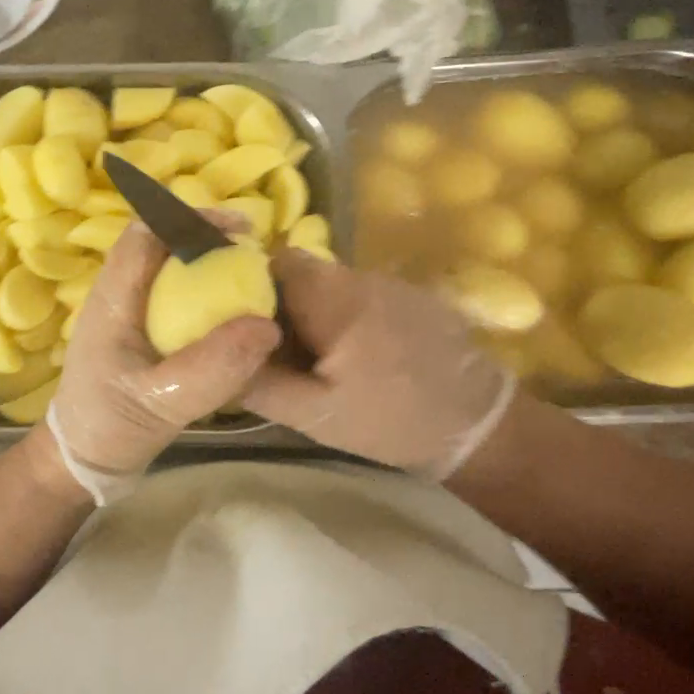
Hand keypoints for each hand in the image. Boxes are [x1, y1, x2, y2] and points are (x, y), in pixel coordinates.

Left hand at [49, 222, 281, 480]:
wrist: (80, 460)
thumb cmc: (109, 427)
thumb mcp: (162, 403)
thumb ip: (211, 368)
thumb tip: (266, 326)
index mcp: (111, 301)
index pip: (144, 235)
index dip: (191, 220)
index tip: (242, 231)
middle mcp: (115, 297)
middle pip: (158, 245)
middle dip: (206, 240)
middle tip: (254, 258)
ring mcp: (125, 316)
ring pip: (165, 271)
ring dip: (205, 268)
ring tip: (250, 283)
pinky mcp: (136, 335)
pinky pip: (171, 300)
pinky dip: (202, 298)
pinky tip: (230, 317)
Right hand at [242, 250, 514, 478]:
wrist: (482, 430)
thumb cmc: (389, 422)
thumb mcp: (311, 415)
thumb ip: (257, 382)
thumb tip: (211, 358)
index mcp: (333, 300)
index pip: (272, 263)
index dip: (247, 285)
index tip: (235, 321)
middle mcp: (360, 277)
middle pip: (298, 272)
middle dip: (276, 303)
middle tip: (268, 348)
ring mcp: (390, 284)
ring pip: (327, 283)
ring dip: (309, 311)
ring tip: (308, 356)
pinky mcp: (410, 297)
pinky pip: (357, 295)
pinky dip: (341, 316)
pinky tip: (350, 355)